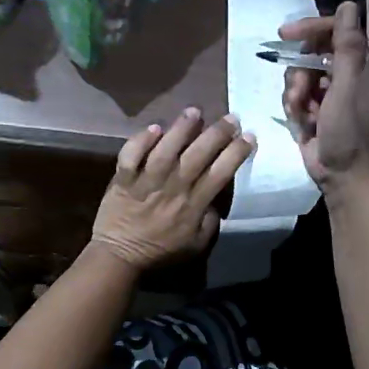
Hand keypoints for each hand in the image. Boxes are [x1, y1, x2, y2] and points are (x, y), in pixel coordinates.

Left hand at [90, 107, 254, 270]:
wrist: (120, 256)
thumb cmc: (160, 251)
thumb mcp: (196, 245)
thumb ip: (210, 221)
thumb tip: (217, 197)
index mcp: (193, 205)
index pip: (220, 173)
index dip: (236, 153)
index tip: (248, 136)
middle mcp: (173, 188)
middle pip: (198, 156)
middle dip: (217, 134)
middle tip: (231, 118)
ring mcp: (147, 182)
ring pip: (165, 151)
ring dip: (181, 130)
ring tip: (195, 112)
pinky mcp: (124, 180)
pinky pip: (130, 157)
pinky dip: (140, 142)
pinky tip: (153, 128)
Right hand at [280, 1, 368, 194]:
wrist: (341, 175)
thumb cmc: (352, 132)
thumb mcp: (348, 87)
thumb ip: (347, 46)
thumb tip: (349, 5)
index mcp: (361, 63)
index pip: (334, 30)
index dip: (310, 29)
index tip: (285, 34)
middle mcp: (345, 72)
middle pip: (310, 52)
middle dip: (299, 72)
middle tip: (299, 93)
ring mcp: (328, 91)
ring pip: (298, 73)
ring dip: (295, 93)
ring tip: (303, 114)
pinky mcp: (314, 108)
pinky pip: (294, 95)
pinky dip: (294, 107)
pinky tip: (303, 124)